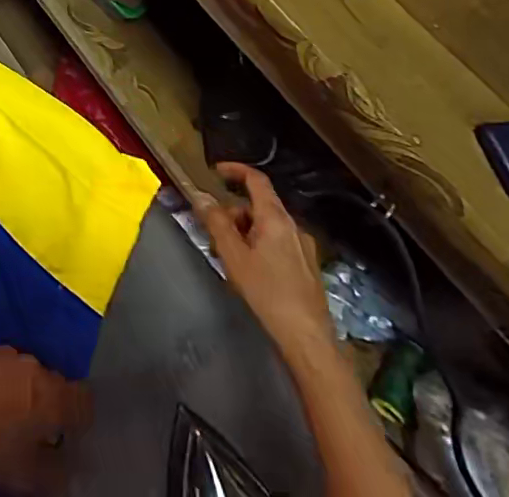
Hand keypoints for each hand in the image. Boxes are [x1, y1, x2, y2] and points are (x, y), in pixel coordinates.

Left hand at [0, 346, 88, 494]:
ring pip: (29, 376)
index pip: (86, 402)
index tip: (74, 437)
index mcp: (56, 396)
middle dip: (51, 408)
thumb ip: (56, 473)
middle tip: (38, 435)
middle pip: (57, 386)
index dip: (83, 421)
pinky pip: (4, 369)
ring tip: (8, 420)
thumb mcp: (25, 478)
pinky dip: (1, 385)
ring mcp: (10, 356)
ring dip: (26, 394)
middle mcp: (39, 368)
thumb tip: (70, 472)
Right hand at [197, 162, 333, 361]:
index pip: (256, 180)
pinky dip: (261, 246)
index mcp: (275, 218)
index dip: (236, 170)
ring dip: (247, 232)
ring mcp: (303, 246)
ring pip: (269, 226)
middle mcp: (293, 225)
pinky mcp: (307, 265)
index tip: (216, 171)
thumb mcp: (234, 258)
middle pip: (261, 205)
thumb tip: (201, 197)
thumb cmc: (267, 295)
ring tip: (232, 259)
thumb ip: (217, 225)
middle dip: (235, 213)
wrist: (307, 337)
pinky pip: (279, 243)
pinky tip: (253, 273)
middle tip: (215, 235)